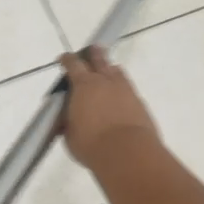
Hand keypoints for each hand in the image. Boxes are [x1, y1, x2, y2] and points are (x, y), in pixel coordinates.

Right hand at [59, 46, 162, 172]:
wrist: (128, 154)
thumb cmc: (92, 144)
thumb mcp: (70, 134)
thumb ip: (68, 121)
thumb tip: (67, 119)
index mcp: (83, 86)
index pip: (73, 65)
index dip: (67, 60)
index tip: (64, 58)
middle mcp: (105, 82)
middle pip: (99, 59)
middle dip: (94, 53)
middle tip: (93, 49)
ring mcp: (125, 91)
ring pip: (117, 72)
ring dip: (111, 69)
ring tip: (109, 70)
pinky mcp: (140, 103)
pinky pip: (129, 88)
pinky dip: (123, 89)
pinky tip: (120, 96)